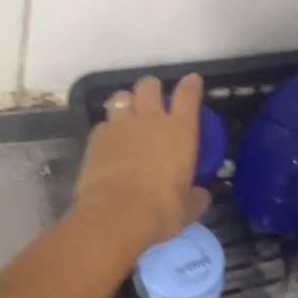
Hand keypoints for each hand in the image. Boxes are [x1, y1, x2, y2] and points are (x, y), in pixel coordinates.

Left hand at [74, 73, 211, 244]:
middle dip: (152, 88)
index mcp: (180, 130)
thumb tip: (201, 194)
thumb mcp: (188, 208)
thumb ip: (196, 196)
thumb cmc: (161, 210)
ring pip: (121, 97)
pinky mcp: (96, 138)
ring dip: (125, 103)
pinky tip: (108, 145)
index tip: (192, 82)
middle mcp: (150, 119)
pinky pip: (103, 125)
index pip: (188, 94)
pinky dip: (107, 131)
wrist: (117, 215)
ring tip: (126, 117)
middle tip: (152, 101)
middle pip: (149, 85)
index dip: (191, 85)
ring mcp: (120, 125)